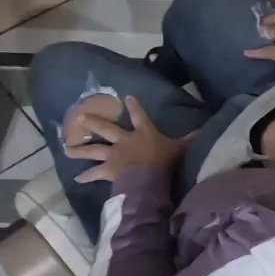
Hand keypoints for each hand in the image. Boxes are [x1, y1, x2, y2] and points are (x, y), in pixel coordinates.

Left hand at [63, 95, 193, 182]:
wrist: (148, 177)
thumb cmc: (164, 160)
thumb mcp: (181, 148)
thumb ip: (191, 140)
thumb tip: (207, 130)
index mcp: (144, 132)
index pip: (139, 115)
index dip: (134, 106)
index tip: (128, 97)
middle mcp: (125, 140)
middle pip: (107, 129)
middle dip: (94, 122)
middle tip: (80, 116)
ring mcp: (114, 155)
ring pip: (93, 150)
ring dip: (79, 149)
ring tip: (66, 148)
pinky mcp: (108, 170)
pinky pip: (94, 173)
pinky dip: (86, 176)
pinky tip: (77, 178)